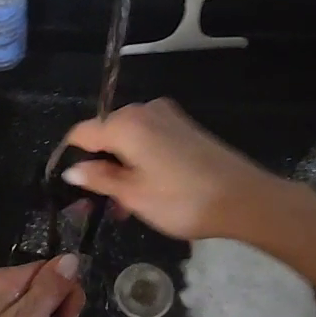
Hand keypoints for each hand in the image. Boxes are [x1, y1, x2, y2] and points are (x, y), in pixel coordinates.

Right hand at [61, 99, 287, 241]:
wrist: (244, 199)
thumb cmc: (182, 199)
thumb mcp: (133, 195)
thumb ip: (99, 178)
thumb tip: (72, 170)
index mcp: (125, 124)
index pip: (81, 133)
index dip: (72, 158)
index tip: (73, 188)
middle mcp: (143, 110)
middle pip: (106, 133)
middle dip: (100, 166)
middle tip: (103, 204)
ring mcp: (167, 116)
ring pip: (128, 138)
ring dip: (122, 167)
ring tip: (127, 205)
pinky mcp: (185, 126)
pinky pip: (149, 139)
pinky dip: (141, 160)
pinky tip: (149, 189)